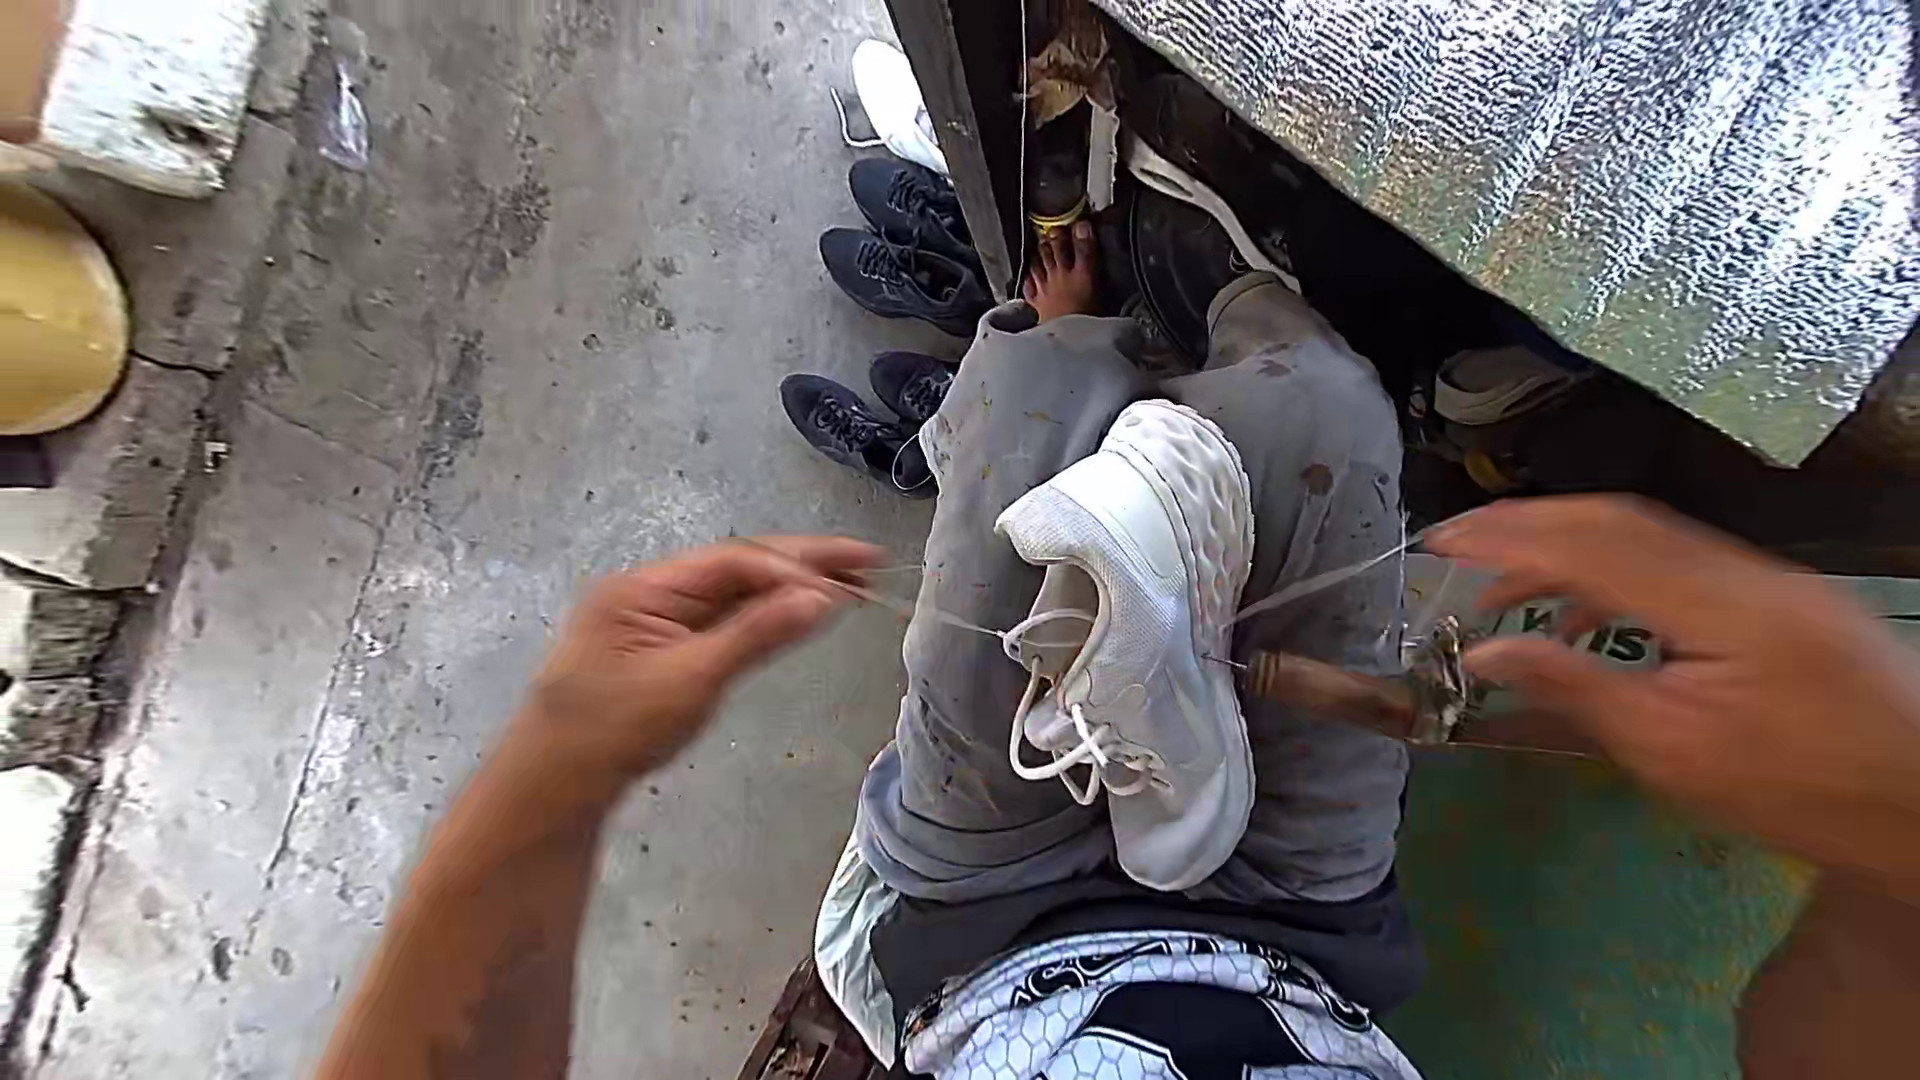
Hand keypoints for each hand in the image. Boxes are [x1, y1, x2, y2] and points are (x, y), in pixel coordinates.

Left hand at [515, 537, 881, 787]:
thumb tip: (823, 598)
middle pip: (743, 564)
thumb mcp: (691, 680)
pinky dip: (771, 612)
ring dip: (794, 586)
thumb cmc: (613, 731)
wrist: (553, 788)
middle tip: (866, 559)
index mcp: (647, 586)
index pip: (734, 561)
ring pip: (741, 589)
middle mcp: (657, 588)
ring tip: (852, 581)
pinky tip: (804, 608)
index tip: (842, 584)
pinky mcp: (674, 640)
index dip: (792, 568)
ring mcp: (665, 614)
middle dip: (805, 562)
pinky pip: (731, 615)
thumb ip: (758, 633)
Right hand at [1429, 496, 1919, 898]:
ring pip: (1637, 534)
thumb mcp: (1669, 748)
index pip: (1593, 548)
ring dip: (1554, 544)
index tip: (1441, 542)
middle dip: (1523, 521)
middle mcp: (1747, 576)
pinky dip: (1596, 571)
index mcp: (1726, 610)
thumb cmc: (1800, 792)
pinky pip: (1663, 561)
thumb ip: (1569, 686)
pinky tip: (1568, 614)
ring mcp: (1763, 583)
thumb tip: (1481, 652)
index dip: (1506, 539)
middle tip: (1454, 537)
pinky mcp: (1767, 599)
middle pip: (1615, 520)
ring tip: (1493, 581)